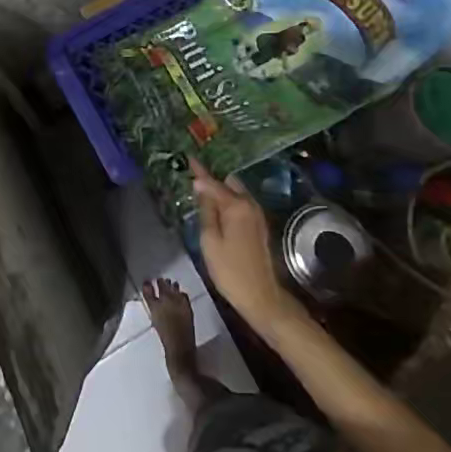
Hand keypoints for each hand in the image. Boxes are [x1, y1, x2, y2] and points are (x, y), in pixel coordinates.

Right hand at [188, 156, 295, 326]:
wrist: (260, 294)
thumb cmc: (230, 270)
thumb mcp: (210, 242)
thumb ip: (206, 211)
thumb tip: (201, 188)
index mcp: (236, 206)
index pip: (213, 183)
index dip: (200, 171)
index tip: (190, 158)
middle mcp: (250, 204)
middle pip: (229, 183)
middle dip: (213, 179)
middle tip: (194, 180)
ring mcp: (257, 214)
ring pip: (237, 193)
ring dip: (222, 190)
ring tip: (203, 194)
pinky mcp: (259, 224)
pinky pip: (242, 204)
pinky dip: (229, 201)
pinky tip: (218, 209)